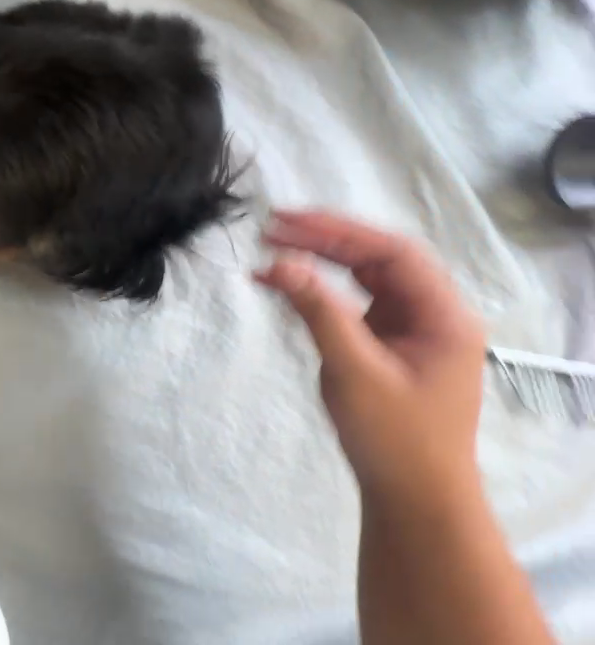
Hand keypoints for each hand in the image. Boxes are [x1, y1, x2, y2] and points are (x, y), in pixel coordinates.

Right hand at [257, 210, 487, 512]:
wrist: (414, 491)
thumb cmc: (394, 433)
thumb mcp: (353, 369)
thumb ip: (318, 310)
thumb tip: (278, 262)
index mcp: (444, 317)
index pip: (394, 253)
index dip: (339, 230)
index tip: (284, 221)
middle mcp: (433, 315)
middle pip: (379, 258)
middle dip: (324, 238)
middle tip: (267, 228)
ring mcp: (411, 328)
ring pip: (364, 274)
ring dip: (318, 256)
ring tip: (269, 246)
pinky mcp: (387, 341)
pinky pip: (351, 298)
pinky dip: (315, 285)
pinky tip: (279, 282)